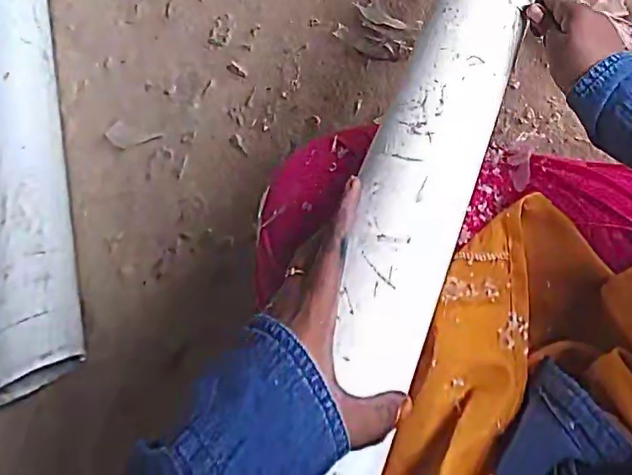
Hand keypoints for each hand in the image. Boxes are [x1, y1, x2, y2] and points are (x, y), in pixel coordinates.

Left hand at [266, 179, 406, 447]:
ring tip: (322, 279)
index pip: (332, 249)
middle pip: (309, 258)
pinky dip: (288, 307)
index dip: (344, 214)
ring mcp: (264, 323)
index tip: (350, 186)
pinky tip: (295, 327)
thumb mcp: (341, 415)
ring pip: (290, 283)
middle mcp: (286, 308)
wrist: (231, 446)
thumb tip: (400, 404)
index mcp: (314, 310)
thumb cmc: (284, 417)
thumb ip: (376, 409)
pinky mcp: (249, 342)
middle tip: (341, 226)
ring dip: (306, 275)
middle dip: (326, 238)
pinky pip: (274, 310)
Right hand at [524, 0, 626, 93]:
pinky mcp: (614, 44)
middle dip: (555, 22)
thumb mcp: (552, 46)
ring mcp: (606, 28)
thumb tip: (536, 11)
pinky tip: (578, 58)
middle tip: (545, 39)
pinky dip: (583, 43)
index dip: (539, 6)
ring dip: (569, 33)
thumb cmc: (578, 68)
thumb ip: (544, 25)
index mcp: (577, 10)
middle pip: (568, 11)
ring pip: (581, 24)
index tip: (533, 18)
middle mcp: (594, 15)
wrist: (609, 91)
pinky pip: (593, 36)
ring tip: (562, 54)